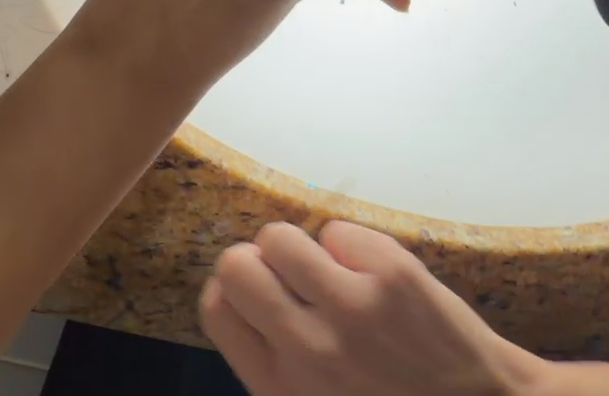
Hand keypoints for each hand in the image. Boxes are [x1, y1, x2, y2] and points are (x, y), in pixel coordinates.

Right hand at [200, 221, 548, 395]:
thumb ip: (276, 361)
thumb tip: (243, 293)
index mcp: (280, 389)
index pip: (217, 307)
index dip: (230, 287)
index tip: (254, 287)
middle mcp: (307, 349)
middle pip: (236, 264)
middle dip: (258, 260)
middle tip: (292, 276)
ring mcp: (350, 306)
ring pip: (281, 235)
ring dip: (300, 245)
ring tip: (330, 268)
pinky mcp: (392, 272)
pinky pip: (339, 228)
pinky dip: (351, 244)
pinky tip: (374, 272)